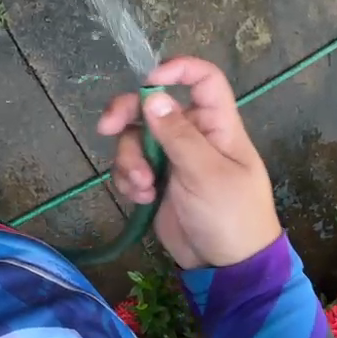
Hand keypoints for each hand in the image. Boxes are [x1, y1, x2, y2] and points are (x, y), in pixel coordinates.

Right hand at [96, 57, 282, 269]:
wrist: (225, 267)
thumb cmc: (230, 216)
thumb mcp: (207, 174)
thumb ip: (178, 135)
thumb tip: (152, 96)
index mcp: (217, 125)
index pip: (203, 80)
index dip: (178, 70)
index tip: (147, 81)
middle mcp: (192, 134)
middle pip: (152, 105)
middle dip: (126, 115)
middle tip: (106, 128)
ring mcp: (171, 158)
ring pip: (135, 138)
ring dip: (129, 160)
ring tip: (141, 187)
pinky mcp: (155, 181)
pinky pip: (130, 166)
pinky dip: (129, 180)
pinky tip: (141, 199)